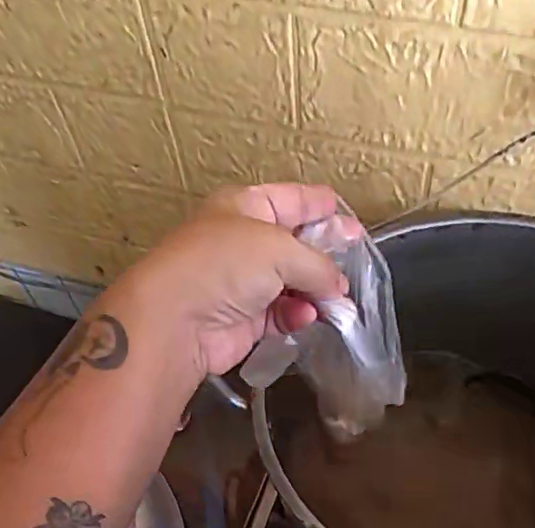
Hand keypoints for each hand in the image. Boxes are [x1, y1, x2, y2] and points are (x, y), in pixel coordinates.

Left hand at [104, 183, 351, 380]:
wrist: (180, 320)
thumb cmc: (222, 266)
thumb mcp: (280, 249)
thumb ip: (319, 264)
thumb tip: (338, 286)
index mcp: (246, 206)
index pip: (292, 200)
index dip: (321, 207)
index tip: (349, 219)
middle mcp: (245, 242)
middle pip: (297, 246)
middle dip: (325, 258)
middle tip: (353, 268)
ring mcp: (246, 283)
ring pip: (294, 285)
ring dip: (316, 293)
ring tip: (336, 301)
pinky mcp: (248, 319)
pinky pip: (284, 315)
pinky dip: (298, 315)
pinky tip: (308, 317)